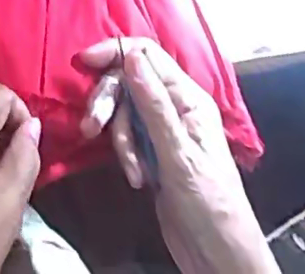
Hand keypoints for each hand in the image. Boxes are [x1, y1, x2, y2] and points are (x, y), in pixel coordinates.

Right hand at [79, 39, 277, 273]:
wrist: (221, 260)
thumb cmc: (210, 205)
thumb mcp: (179, 155)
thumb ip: (153, 104)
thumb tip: (131, 55)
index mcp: (188, 96)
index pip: (147, 54)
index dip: (115, 52)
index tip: (84, 63)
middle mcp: (176, 104)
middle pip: (129, 81)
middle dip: (109, 103)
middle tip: (91, 127)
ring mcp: (164, 128)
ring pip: (125, 109)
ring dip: (118, 136)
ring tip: (130, 170)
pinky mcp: (153, 151)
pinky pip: (127, 135)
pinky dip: (125, 153)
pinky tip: (136, 178)